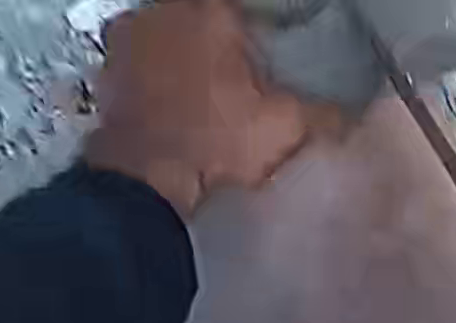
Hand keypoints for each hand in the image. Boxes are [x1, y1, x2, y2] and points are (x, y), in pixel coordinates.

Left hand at [83, 0, 325, 218]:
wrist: (149, 173)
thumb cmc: (219, 140)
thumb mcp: (285, 130)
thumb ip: (320, 114)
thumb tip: (348, 113)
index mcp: (211, 12)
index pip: (245, 14)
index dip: (260, 45)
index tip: (270, 74)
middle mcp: (163, 9)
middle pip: (204, 25)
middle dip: (222, 53)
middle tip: (241, 92)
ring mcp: (128, 34)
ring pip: (170, 43)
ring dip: (187, 65)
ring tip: (207, 105)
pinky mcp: (107, 67)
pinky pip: (142, 67)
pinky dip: (158, 84)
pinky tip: (174, 112)